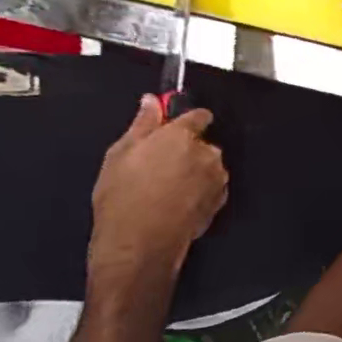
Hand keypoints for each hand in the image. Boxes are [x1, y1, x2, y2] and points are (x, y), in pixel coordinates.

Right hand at [88, 97, 228, 289]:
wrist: (143, 240)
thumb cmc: (125, 194)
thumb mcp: (122, 152)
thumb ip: (143, 123)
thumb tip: (152, 101)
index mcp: (184, 136)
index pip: (199, 115)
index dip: (187, 118)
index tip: (175, 125)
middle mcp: (208, 155)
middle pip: (203, 143)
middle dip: (187, 148)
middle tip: (158, 163)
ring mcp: (217, 179)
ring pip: (208, 166)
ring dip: (194, 170)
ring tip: (165, 185)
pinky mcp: (220, 201)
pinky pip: (211, 186)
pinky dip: (199, 188)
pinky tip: (176, 199)